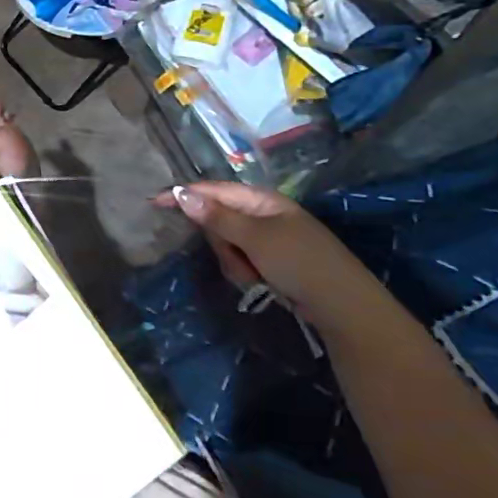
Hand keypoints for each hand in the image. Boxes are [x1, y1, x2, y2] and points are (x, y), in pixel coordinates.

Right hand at [152, 182, 354, 305]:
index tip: (155, 200)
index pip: (215, 191)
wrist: (342, 306)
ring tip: (256, 277)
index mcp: (262, 200)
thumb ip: (217, 217)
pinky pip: (242, 262)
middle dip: (222, 243)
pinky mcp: (271, 262)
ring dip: (235, 263)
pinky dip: (246, 274)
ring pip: (228, 245)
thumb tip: (181, 193)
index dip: (186, 195)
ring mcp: (268, 240)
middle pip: (219, 221)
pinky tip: (262, 285)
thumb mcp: (255, 238)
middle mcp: (263, 215)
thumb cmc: (299, 262)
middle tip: (238, 260)